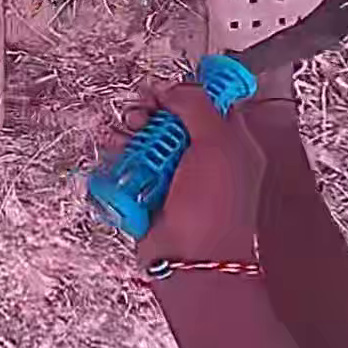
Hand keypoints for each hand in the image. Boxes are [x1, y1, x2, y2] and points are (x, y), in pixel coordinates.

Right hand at [116, 81, 265, 264]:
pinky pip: (133, 160)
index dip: (187, 91)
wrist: (189, 259)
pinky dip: (122, 153)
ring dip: (133, 131)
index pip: (211, 102)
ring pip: (150, 137)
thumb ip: (197, 107)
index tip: (165, 90)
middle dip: (153, 111)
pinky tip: (114, 149)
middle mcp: (206, 156)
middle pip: (174, 117)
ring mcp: (177, 173)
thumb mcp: (217, 146)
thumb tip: (173, 88)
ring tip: (124, 135)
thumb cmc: (213, 209)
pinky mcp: (152, 187)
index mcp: (233, 143)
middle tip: (141, 114)